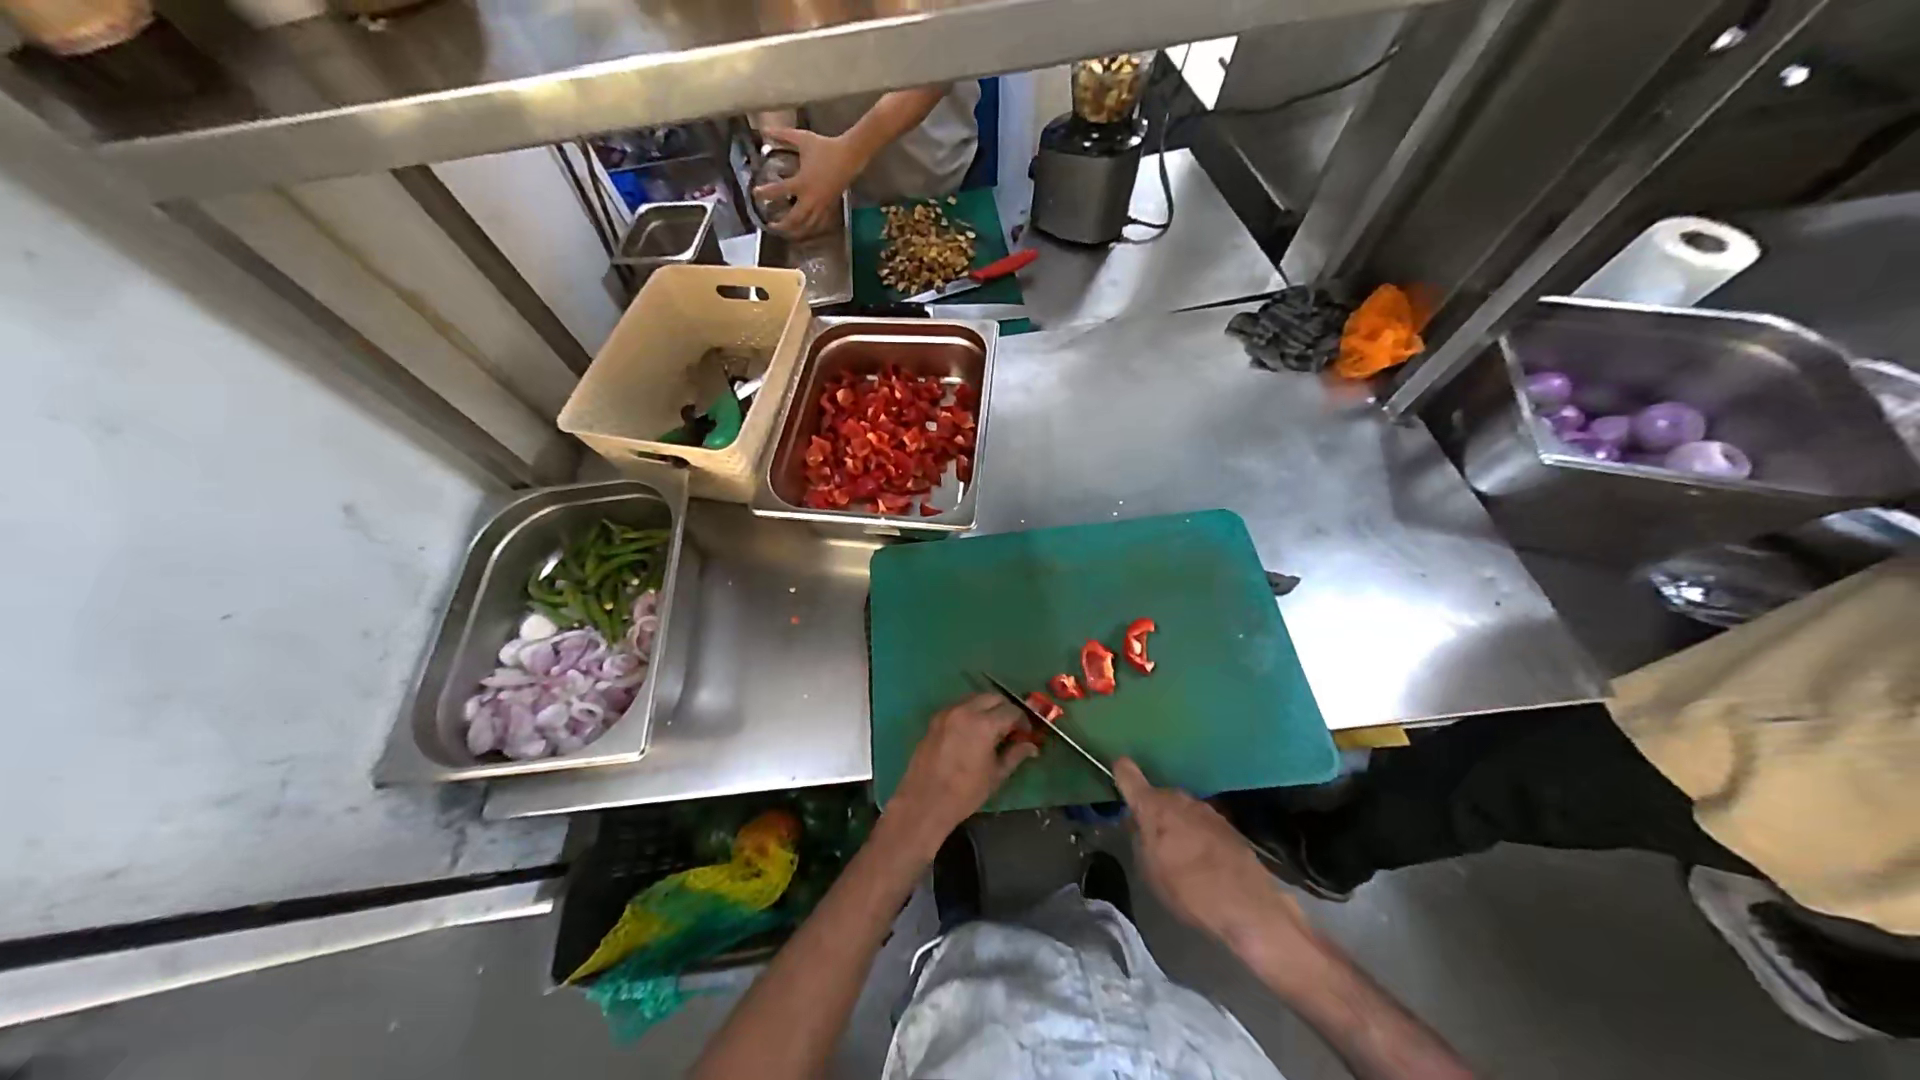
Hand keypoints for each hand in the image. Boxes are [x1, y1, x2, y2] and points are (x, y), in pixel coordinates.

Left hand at [755, 126, 862, 238]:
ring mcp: (821, 205)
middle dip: (782, 225)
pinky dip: (810, 229)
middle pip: (794, 219)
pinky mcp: (829, 207)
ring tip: (786, 233)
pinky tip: (805, 231)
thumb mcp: (802, 139)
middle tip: (771, 226)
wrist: (849, 156)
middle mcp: (810, 198)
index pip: (779, 191)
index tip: (755, 193)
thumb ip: (782, 135)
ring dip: (795, 231)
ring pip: (807, 225)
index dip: (765, 193)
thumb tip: (764, 130)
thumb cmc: (826, 147)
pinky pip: (819, 223)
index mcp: (801, 182)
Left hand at [886, 693, 1038, 848]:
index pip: (1011, 710)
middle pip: (993, 698)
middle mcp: (965, 710)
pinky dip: (970, 712)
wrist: (925, 801)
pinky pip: (959, 707)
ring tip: (991, 731)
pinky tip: (972, 733)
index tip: (1025, 734)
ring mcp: (947, 713)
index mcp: (983, 724)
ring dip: (987, 708)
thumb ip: (1015, 754)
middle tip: (1010, 730)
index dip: (1023, 721)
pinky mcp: (935, 719)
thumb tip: (1032, 746)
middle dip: (1005, 710)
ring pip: (974, 699)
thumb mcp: (996, 775)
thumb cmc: (965, 792)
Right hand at [1113, 758, 1314, 953]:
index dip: (1121, 772)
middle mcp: (1179, 799)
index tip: (1117, 767)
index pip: (1129, 776)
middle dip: (1153, 811)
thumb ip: (1140, 841)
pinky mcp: (1228, 824)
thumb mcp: (1148, 871)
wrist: (1247, 902)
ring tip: (1178, 852)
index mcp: (1153, 807)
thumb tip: (1140, 826)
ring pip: (1182, 809)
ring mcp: (1206, 809)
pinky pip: (1201, 823)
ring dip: (1177, 823)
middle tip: (1150, 835)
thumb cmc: (1187, 888)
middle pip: (1158, 796)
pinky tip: (1202, 859)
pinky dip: (1197, 834)